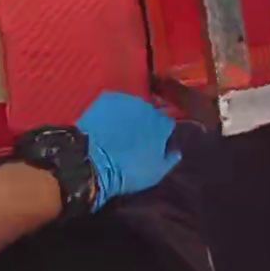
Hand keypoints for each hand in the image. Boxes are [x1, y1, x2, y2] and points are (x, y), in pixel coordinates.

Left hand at [75, 92, 180, 209]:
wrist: (93, 160)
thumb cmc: (128, 171)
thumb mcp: (156, 173)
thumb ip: (170, 159)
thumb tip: (177, 151)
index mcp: (163, 125)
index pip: (168, 125)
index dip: (161, 135)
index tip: (153, 145)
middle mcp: (149, 107)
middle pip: (150, 113)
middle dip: (145, 123)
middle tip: (133, 138)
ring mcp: (127, 100)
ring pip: (132, 106)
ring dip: (128, 115)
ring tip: (117, 130)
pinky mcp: (107, 97)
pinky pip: (113, 102)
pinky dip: (111, 110)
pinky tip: (104, 122)